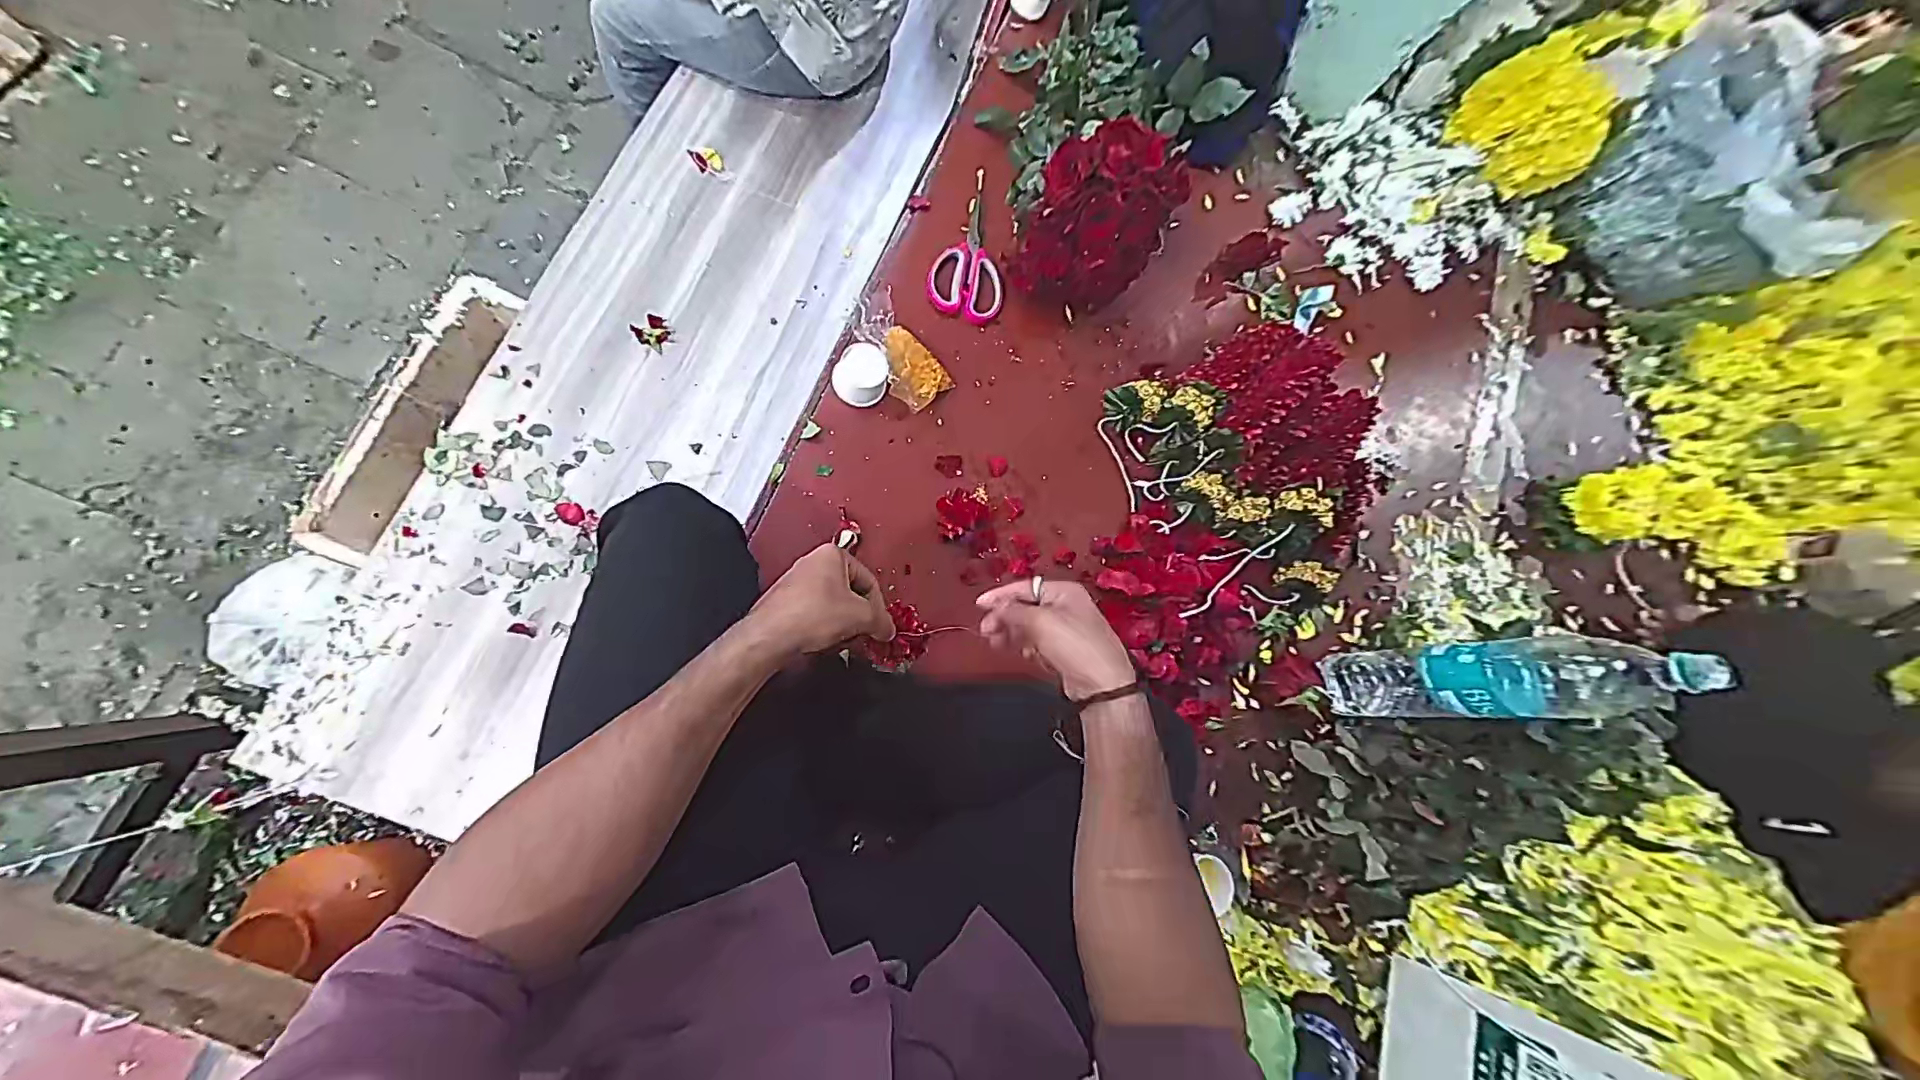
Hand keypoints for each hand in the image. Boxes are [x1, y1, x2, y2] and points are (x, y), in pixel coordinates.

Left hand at [751, 544, 894, 655]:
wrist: (769, 636)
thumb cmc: (810, 615)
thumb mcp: (860, 616)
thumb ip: (880, 620)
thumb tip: (887, 628)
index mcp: (832, 554)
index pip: (869, 580)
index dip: (879, 606)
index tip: (881, 624)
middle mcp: (813, 563)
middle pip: (851, 592)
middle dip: (860, 615)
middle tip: (865, 632)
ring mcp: (798, 582)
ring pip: (834, 604)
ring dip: (843, 623)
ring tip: (842, 638)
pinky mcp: (787, 602)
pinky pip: (816, 613)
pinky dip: (825, 626)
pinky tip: (823, 640)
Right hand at [977, 579, 1135, 699]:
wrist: (1101, 684)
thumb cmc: (1074, 645)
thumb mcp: (1039, 621)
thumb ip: (1013, 611)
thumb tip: (996, 608)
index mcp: (1064, 591)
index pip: (1025, 587)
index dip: (1001, 595)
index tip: (980, 605)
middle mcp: (1066, 606)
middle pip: (1026, 607)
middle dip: (1005, 618)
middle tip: (986, 630)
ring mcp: (1066, 629)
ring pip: (1030, 626)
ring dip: (1012, 634)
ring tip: (996, 643)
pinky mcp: (1064, 650)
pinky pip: (1038, 642)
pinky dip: (1027, 646)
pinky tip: (1024, 654)